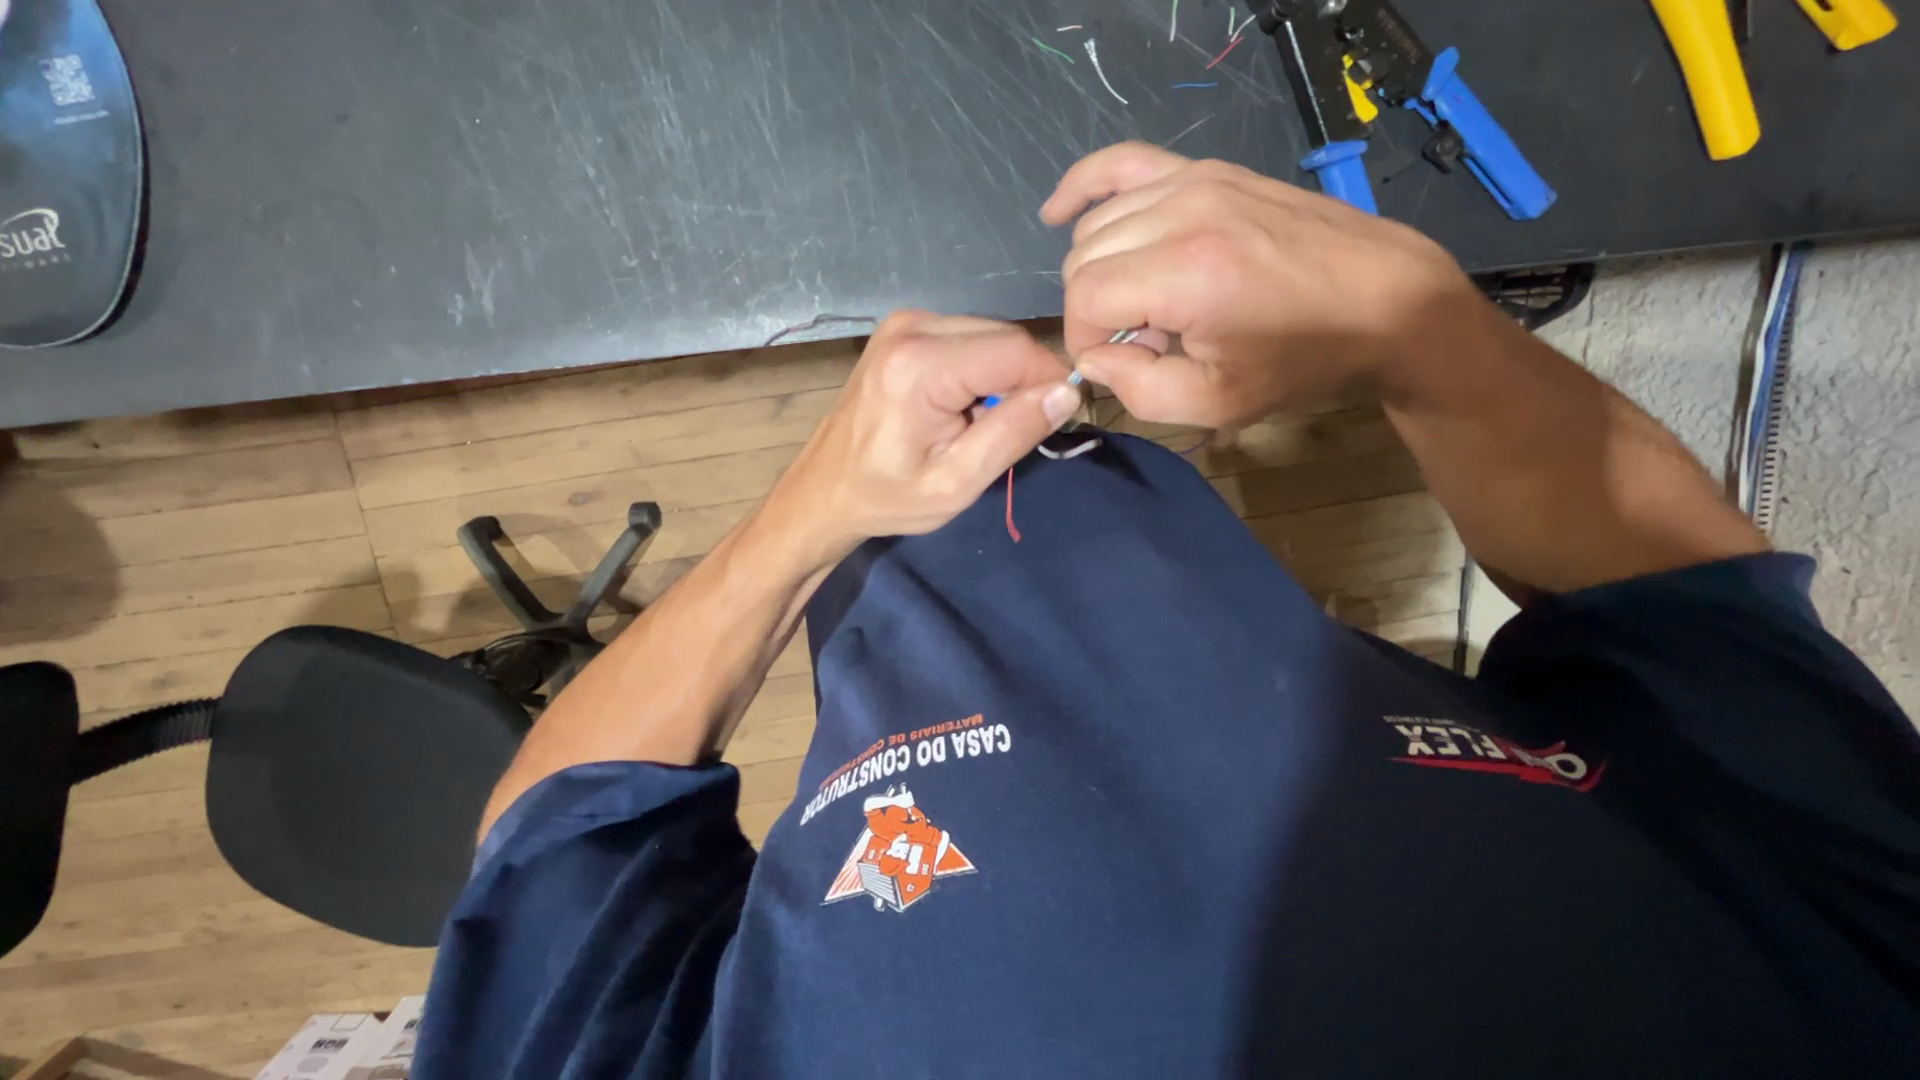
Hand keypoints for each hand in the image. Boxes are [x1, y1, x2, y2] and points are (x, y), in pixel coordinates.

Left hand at [763, 312, 1079, 566]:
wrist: (826, 491)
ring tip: (976, 424)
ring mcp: (904, 322)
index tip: (1051, 421)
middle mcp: (911, 328)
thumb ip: (1013, 433)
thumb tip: (1066, 392)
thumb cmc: (888, 497)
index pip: (1017, 350)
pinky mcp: (903, 327)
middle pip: (1004, 337)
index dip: (1048, 382)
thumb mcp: (957, 483)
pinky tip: (957, 407)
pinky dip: (977, 370)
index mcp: (919, 366)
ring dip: (999, 377)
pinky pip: (966, 336)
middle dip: (1022, 381)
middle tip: (1007, 431)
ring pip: (989, 334)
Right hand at [1039, 142, 1483, 427]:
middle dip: (1093, 311)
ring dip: (1100, 271)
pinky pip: (1123, 164)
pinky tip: (1059, 212)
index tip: (1117, 365)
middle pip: (1083, 260)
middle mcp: (1182, 213)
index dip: (1084, 341)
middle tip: (1141, 341)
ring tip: (1143, 303)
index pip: (1084, 299)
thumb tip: (1092, 357)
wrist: (1383, 300)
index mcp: (1186, 273)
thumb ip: (1136, 388)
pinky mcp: (1208, 170)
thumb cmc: (1301, 360)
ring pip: (1098, 224)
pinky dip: (1085, 187)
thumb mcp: (1216, 403)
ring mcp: (1195, 180)